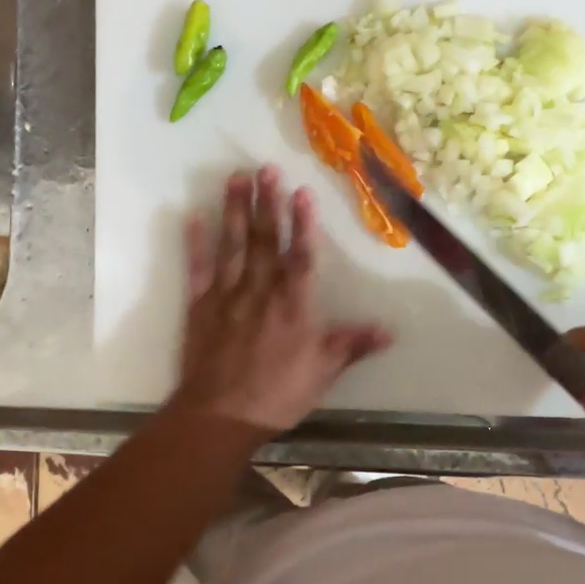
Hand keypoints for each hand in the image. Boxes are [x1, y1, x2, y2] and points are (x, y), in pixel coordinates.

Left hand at [166, 166, 392, 434]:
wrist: (222, 414)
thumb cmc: (278, 395)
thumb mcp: (323, 373)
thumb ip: (352, 345)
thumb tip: (390, 330)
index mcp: (293, 306)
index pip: (300, 257)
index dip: (302, 224)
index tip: (302, 192)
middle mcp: (260, 291)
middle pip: (264, 241)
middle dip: (266, 203)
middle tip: (266, 169)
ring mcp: (227, 295)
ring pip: (232, 245)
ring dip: (234, 211)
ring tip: (236, 178)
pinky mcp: (200, 304)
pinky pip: (198, 268)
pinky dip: (196, 242)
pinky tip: (194, 215)